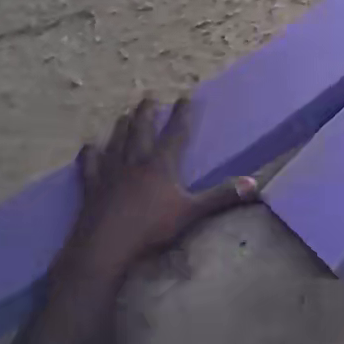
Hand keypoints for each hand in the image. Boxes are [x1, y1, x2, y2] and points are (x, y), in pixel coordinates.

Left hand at [63, 96, 256, 279]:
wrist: (106, 246)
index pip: (175, 134)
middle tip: (148, 97)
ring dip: (122, 127)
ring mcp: (111, 173)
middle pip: (141, 131)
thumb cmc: (152, 228)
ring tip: (123, 115)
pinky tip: (89, 146)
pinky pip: (91, 165)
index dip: (181, 115)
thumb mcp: (192, 212)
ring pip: (117, 143)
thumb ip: (222, 197)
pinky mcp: (93, 187)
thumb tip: (255, 184)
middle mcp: (135, 162)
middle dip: (146, 113)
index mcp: (161, 165)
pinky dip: (90, 154)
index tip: (184, 97)